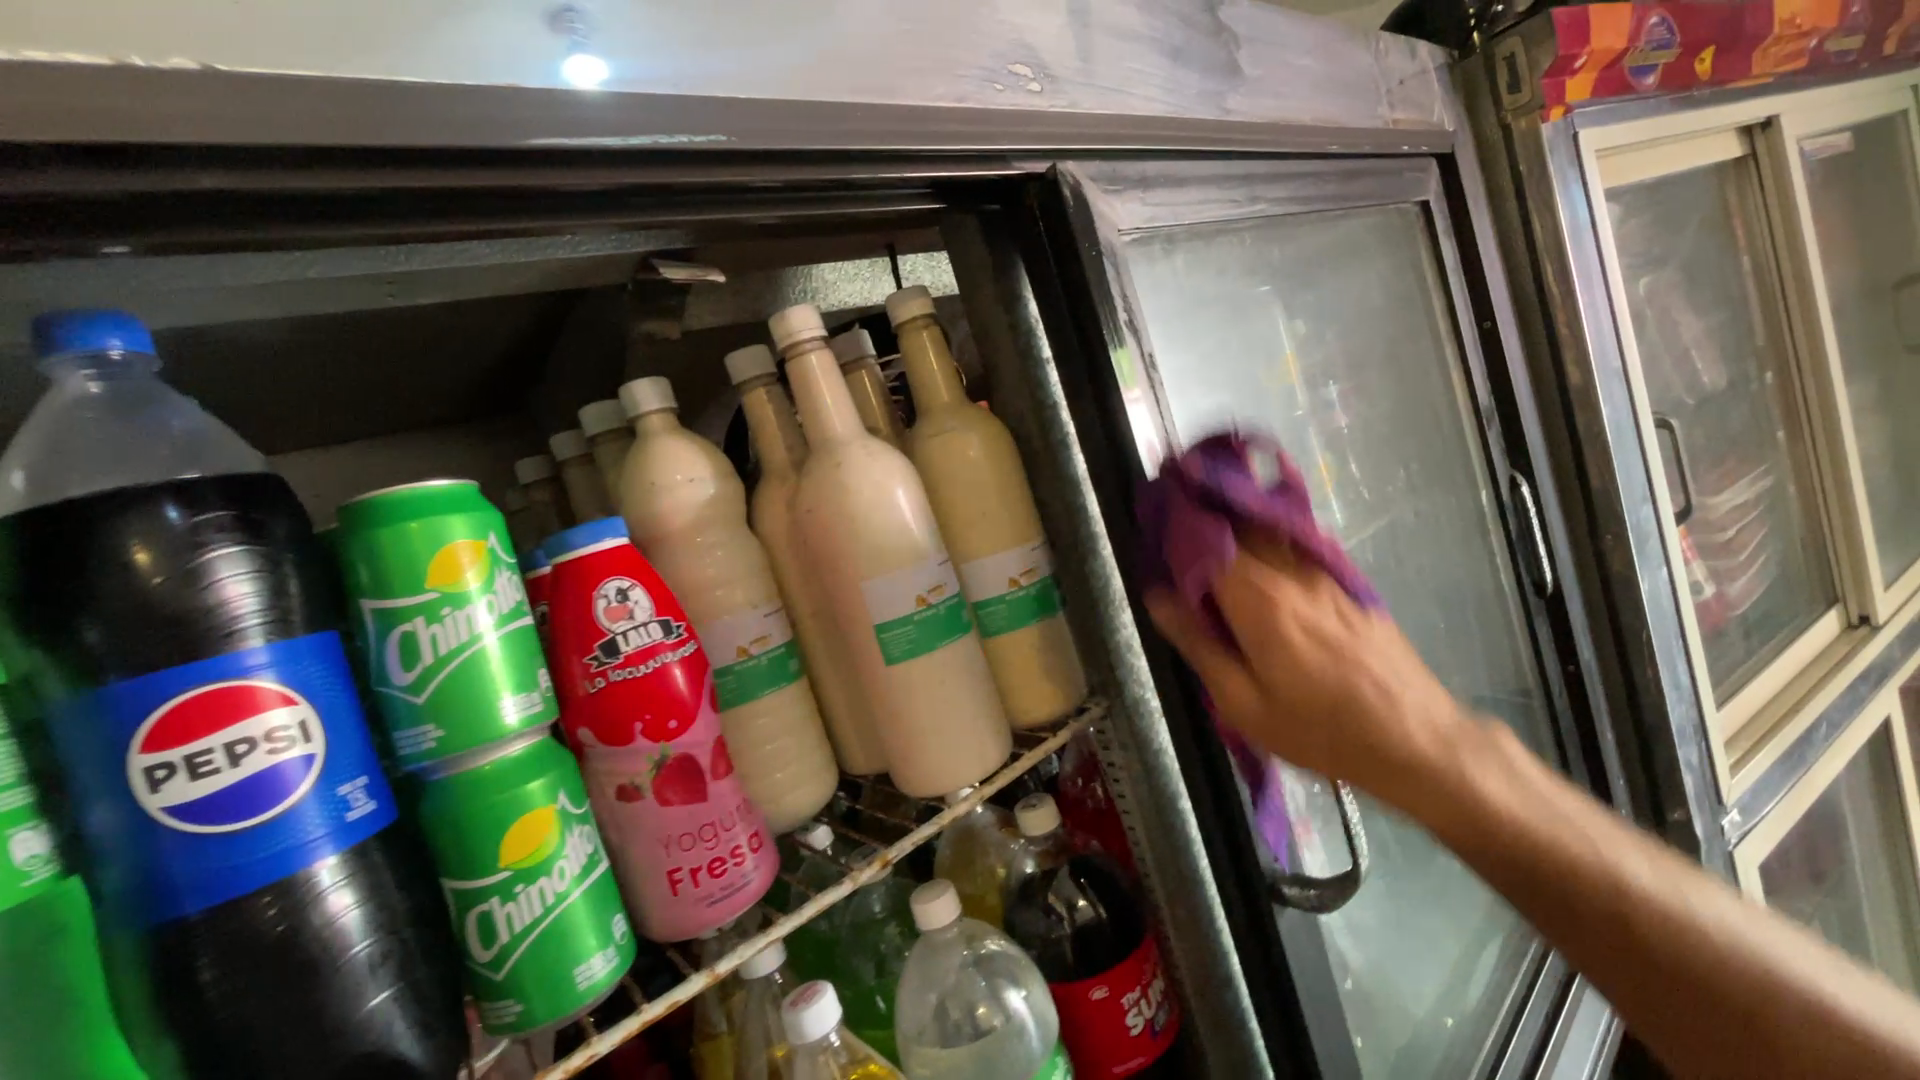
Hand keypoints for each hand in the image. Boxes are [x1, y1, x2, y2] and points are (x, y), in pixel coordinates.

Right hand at [1143, 532, 1473, 813]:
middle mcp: (1292, 573)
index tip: (1152, 526)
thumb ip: (1198, 644)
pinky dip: (1268, 549)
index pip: (1206, 539)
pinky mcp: (1350, 589)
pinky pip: (1297, 554)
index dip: (1176, 528)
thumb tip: (1157, 597)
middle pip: (1239, 527)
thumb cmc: (1320, 730)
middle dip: (1203, 520)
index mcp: (1259, 598)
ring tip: (1209, 546)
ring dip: (1235, 532)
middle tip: (1172, 530)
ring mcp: (1326, 577)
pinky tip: (1259, 569)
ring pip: (1270, 537)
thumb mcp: (1243, 702)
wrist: (1419, 741)